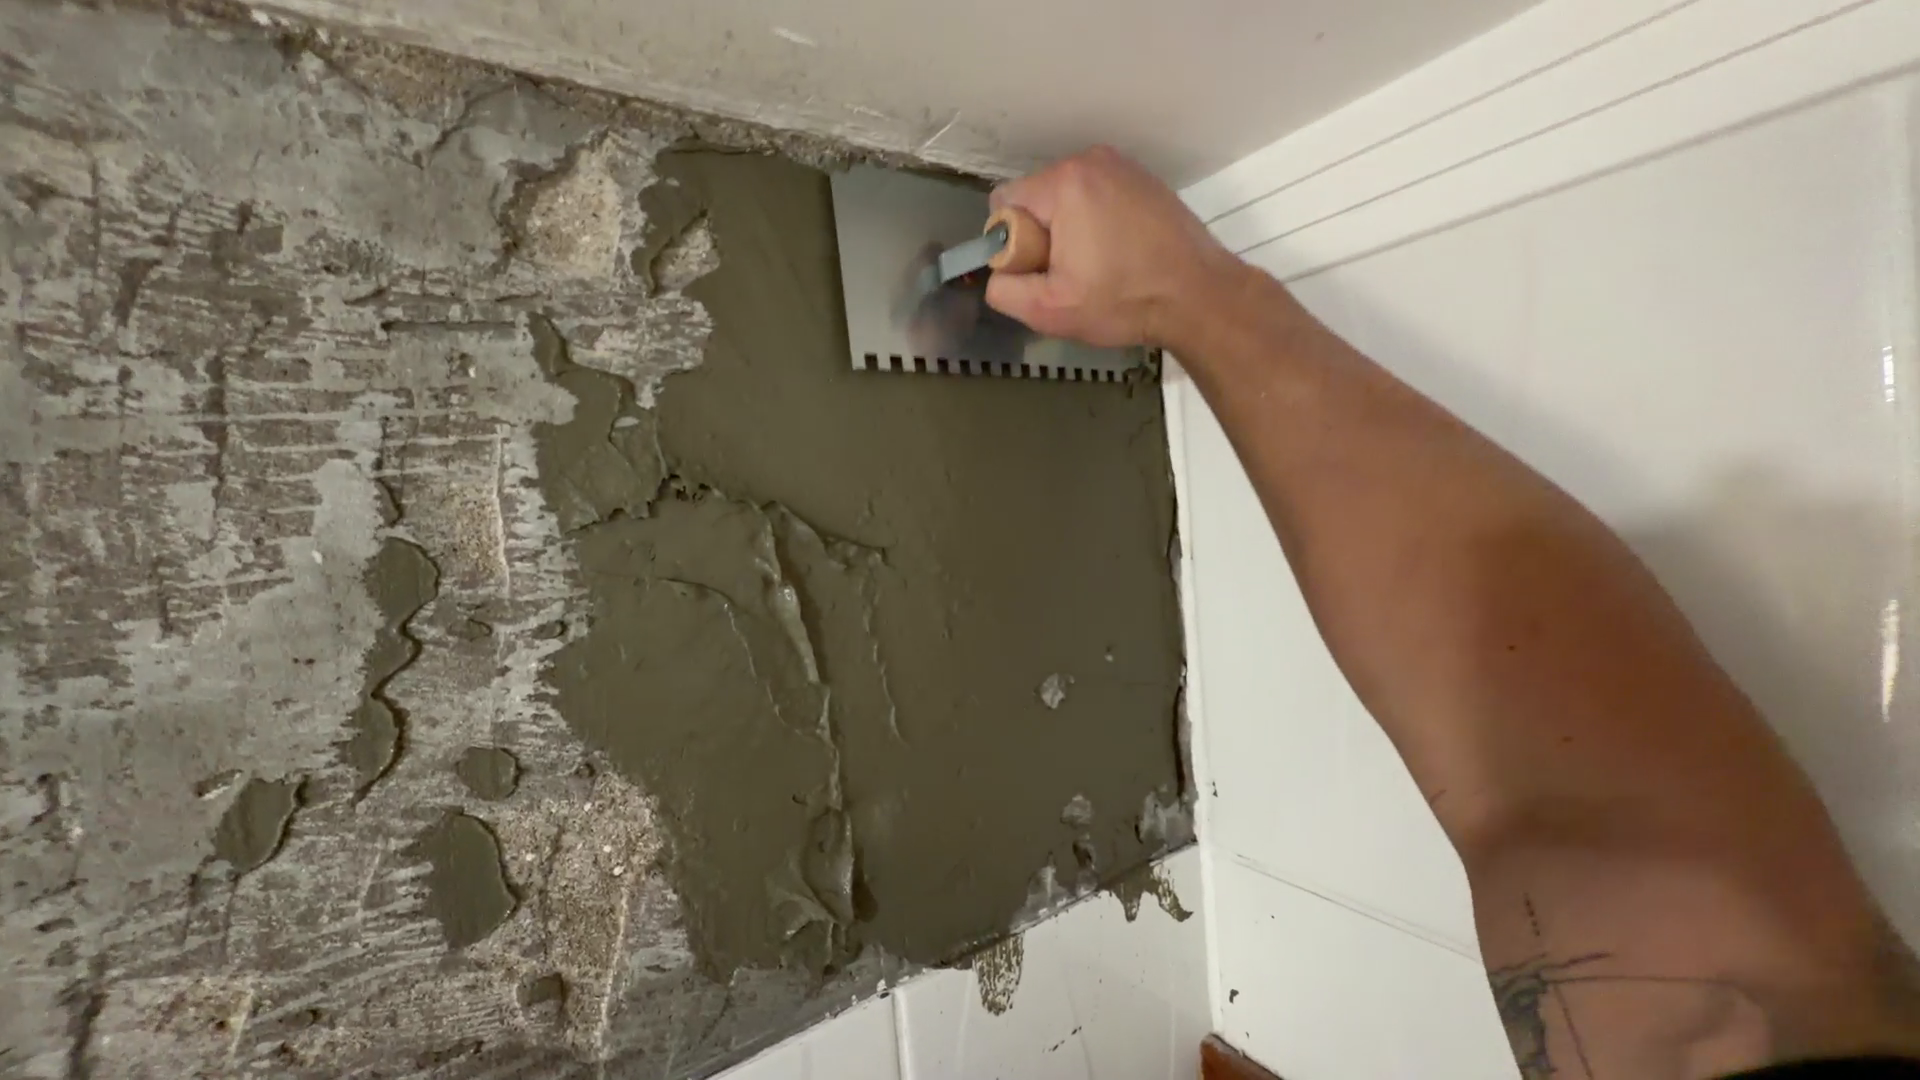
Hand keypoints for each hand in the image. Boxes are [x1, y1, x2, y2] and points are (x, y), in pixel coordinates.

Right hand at [985, 146, 1235, 348]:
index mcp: (1064, 183)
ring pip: (1067, 199)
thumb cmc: (1124, 301)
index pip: (1004, 201)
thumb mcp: (1050, 310)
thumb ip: (1005, 290)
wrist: (1199, 296)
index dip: (1010, 242)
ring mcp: (1122, 166)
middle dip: (1042, 236)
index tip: (1040, 271)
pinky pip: (1098, 198)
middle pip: (1037, 198)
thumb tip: (996, 274)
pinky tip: (1118, 256)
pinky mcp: (1144, 180)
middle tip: (1072, 275)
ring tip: (1097, 268)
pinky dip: (1097, 224)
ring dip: (1069, 232)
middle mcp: (1091, 160)